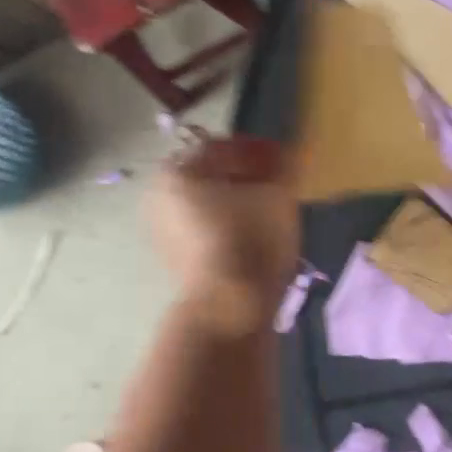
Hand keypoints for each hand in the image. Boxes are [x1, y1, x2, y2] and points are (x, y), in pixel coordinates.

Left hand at [147, 133, 298, 334]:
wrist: (230, 305)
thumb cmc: (252, 240)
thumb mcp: (279, 195)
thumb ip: (284, 166)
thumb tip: (291, 151)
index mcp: (179, 170)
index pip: (221, 146)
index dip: (256, 148)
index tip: (284, 157)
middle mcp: (159, 193)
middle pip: (209, 173)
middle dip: (244, 174)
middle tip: (278, 182)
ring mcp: (161, 227)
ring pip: (206, 201)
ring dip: (236, 199)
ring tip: (269, 208)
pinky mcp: (174, 254)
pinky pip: (204, 225)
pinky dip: (227, 221)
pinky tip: (254, 232)